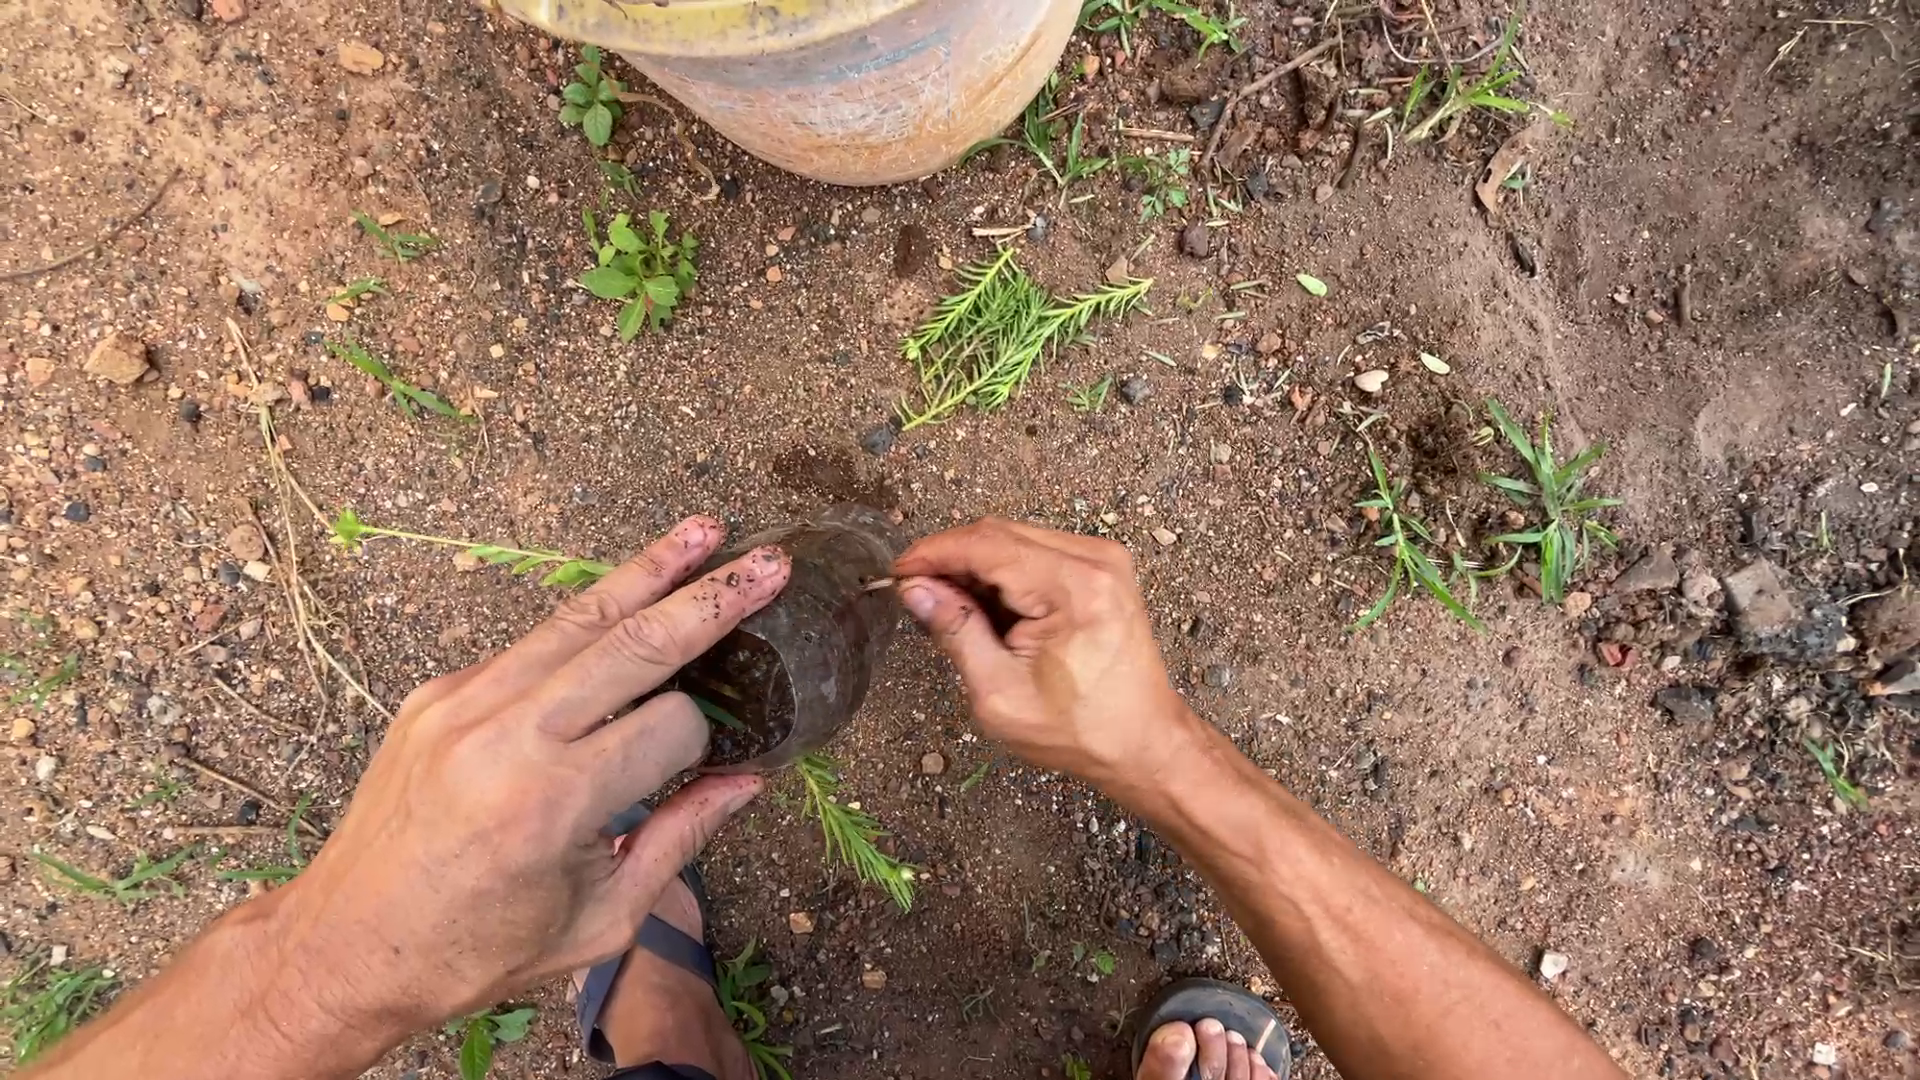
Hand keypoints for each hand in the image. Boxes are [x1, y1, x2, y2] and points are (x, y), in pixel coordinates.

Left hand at [272, 516, 789, 1031]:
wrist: (334, 950)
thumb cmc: (479, 950)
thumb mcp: (600, 920)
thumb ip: (681, 839)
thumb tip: (752, 779)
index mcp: (551, 803)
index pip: (671, 725)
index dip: (703, 739)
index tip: (701, 760)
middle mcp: (507, 736)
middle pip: (637, 642)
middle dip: (713, 599)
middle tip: (770, 564)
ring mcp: (465, 700)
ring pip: (585, 614)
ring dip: (654, 566)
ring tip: (707, 529)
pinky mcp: (442, 688)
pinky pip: (540, 640)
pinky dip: (598, 613)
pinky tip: (636, 593)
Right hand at [891, 518, 1198, 789]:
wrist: (1143, 741)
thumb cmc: (1078, 728)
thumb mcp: (1000, 692)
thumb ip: (955, 631)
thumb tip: (915, 588)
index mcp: (1073, 587)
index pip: (985, 544)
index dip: (933, 552)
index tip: (899, 572)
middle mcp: (1093, 559)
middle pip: (998, 533)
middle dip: (951, 559)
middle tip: (920, 595)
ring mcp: (1102, 558)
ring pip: (1014, 538)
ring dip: (976, 565)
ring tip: (955, 609)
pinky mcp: (1101, 567)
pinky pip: (1036, 550)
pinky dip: (1003, 571)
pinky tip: (991, 607)